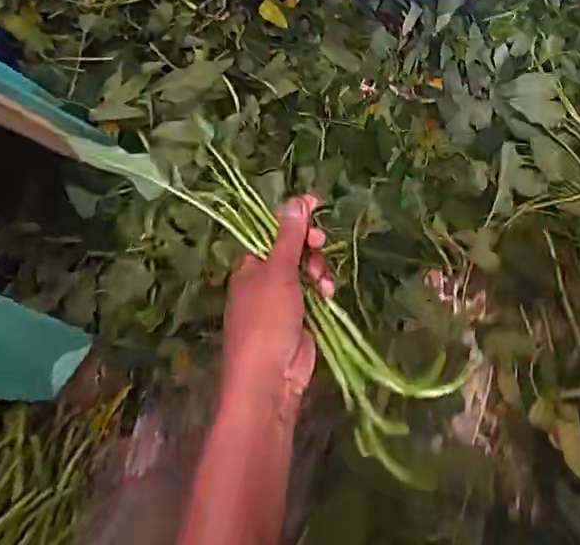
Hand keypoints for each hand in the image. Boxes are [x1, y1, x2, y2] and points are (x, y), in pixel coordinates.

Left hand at [221, 195, 334, 419]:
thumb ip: (289, 235)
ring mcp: (283, 299)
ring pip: (308, 268)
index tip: (317, 205)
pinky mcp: (301, 316)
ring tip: (322, 281)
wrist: (269, 380)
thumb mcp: (278, 271)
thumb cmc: (266, 320)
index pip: (274, 230)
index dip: (295, 218)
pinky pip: (315, 290)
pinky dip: (323, 288)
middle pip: (293, 247)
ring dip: (319, 268)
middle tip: (320, 244)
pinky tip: (328, 294)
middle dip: (310, 245)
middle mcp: (265, 279)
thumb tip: (295, 200)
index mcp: (251, 265)